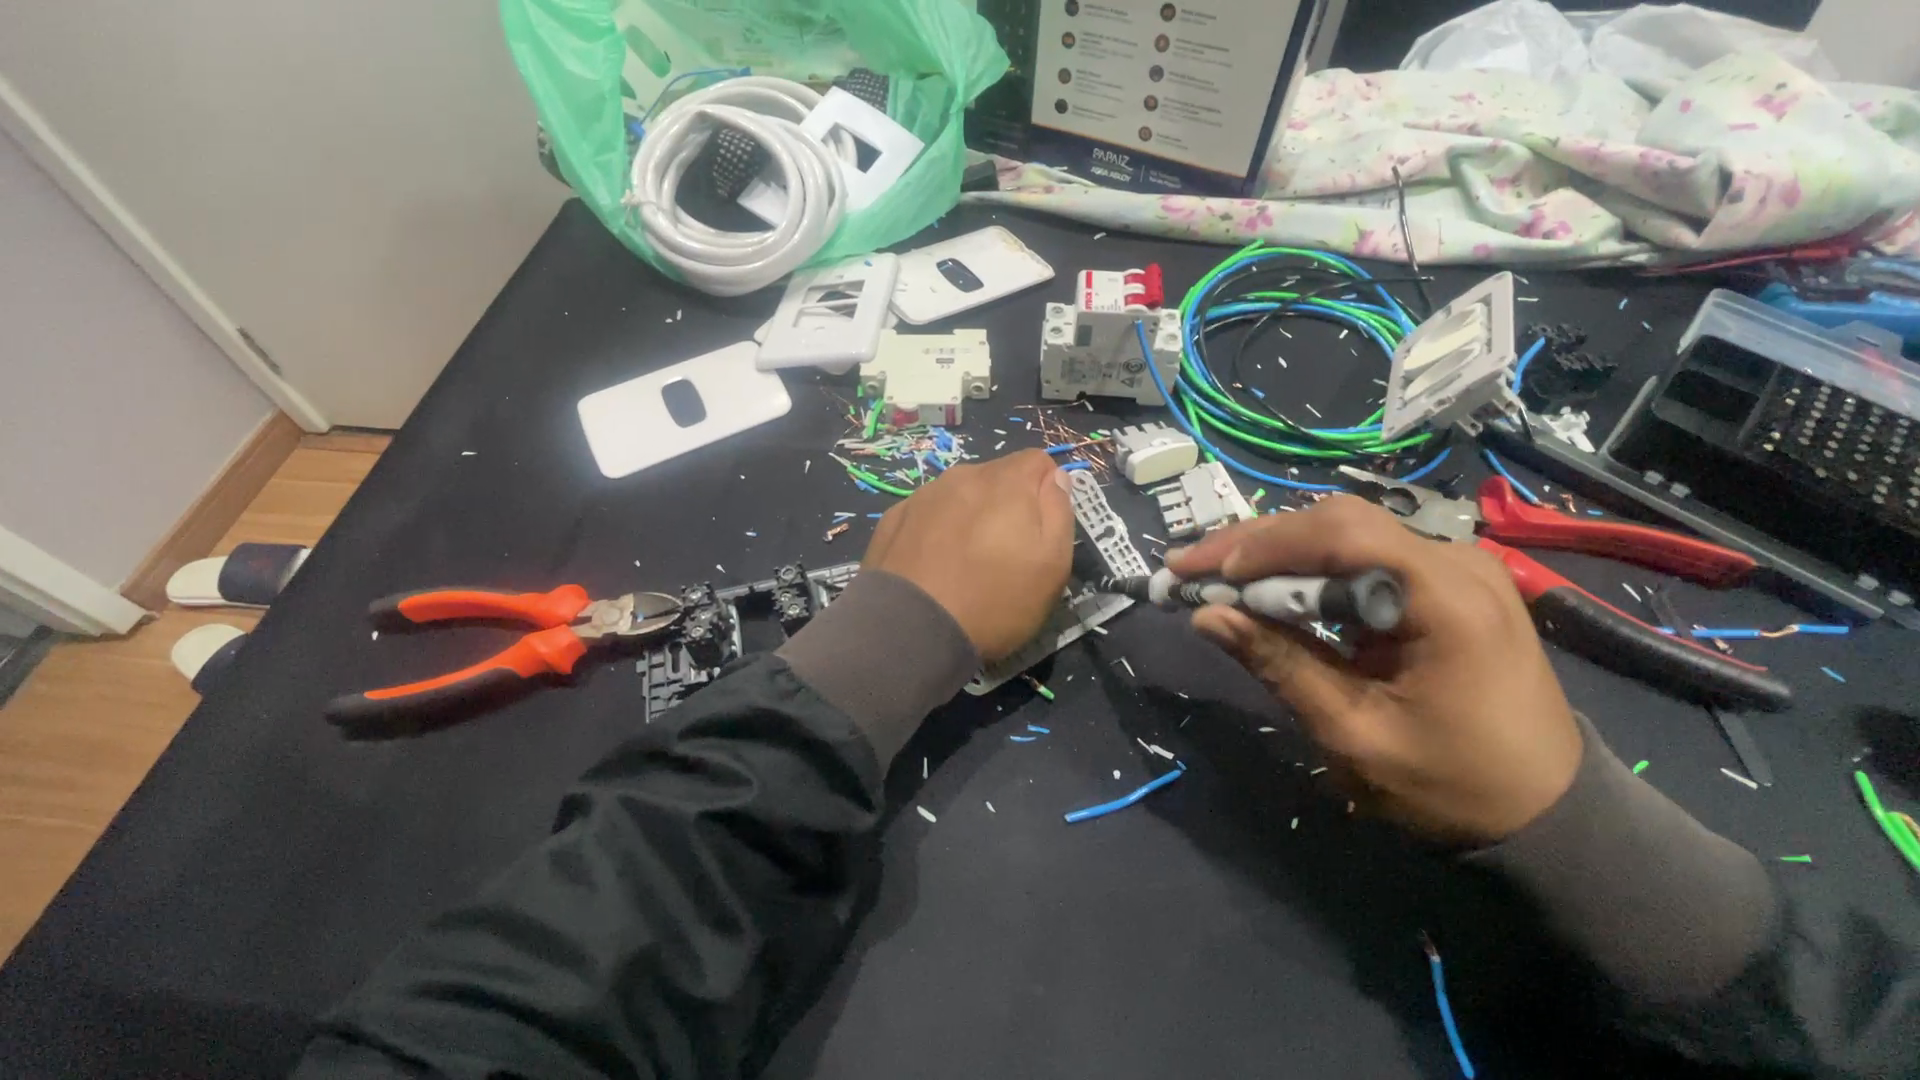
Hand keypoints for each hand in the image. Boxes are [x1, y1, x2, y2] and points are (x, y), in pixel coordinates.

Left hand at [864, 450, 1075, 660]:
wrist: (910, 630)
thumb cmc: (994, 601)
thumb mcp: (1053, 564)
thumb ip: (1059, 511)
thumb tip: (1056, 478)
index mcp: (1006, 481)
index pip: (1038, 462)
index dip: (1046, 491)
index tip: (1040, 530)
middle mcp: (962, 476)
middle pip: (996, 478)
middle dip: (1006, 505)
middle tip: (1004, 555)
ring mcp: (922, 496)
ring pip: (959, 495)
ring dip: (968, 518)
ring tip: (964, 565)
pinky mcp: (893, 519)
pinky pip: (927, 515)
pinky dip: (935, 532)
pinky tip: (932, 568)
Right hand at [1166, 495, 1581, 843]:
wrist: (1547, 815)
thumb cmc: (1452, 786)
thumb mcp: (1354, 733)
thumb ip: (1281, 664)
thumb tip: (1206, 616)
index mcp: (1448, 599)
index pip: (1343, 535)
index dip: (1265, 546)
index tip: (1202, 573)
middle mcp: (1457, 563)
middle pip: (1340, 523)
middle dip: (1256, 543)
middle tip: (1187, 568)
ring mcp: (1456, 569)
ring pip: (1348, 534)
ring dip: (1277, 553)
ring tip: (1213, 576)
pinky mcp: (1446, 585)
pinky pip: (1365, 558)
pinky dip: (1309, 570)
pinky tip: (1267, 588)